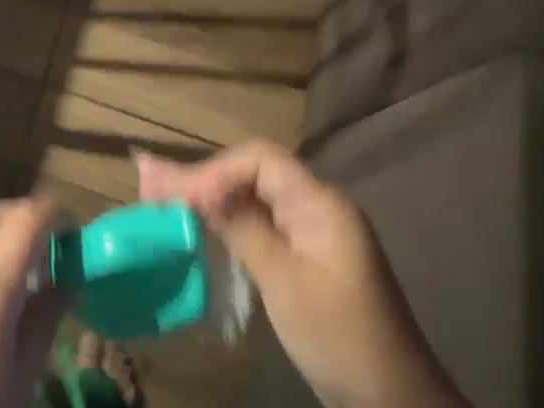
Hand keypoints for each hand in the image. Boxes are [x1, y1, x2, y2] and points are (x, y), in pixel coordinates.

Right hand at [138, 142, 466, 407]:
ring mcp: (315, 232)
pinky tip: (200, 227)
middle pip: (253, 173)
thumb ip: (240, 226)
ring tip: (160, 201)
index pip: (258, 160)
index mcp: (321, 203)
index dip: (212, 170)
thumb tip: (189, 183)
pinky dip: (228, 222)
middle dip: (202, 179)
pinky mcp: (309, 257)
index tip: (170, 196)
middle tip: (148, 190)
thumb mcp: (283, 281)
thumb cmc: (338, 337)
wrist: (396, 401)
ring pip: (254, 197)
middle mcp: (319, 206)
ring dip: (210, 198)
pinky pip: (262, 223)